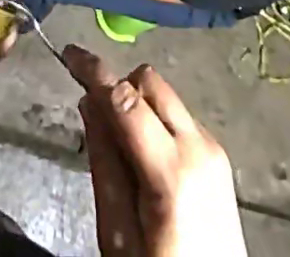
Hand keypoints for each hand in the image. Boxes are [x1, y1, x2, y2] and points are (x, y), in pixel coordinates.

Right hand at [64, 46, 246, 256]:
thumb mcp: (118, 236)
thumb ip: (104, 165)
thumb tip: (88, 105)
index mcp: (171, 169)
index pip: (127, 101)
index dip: (95, 72)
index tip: (70, 54)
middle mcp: (199, 144)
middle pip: (151, 82)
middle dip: (119, 88)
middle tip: (94, 117)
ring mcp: (213, 147)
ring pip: (167, 96)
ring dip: (138, 106)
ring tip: (119, 150)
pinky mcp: (219, 153)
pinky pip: (181, 117)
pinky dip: (156, 122)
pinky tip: (144, 159)